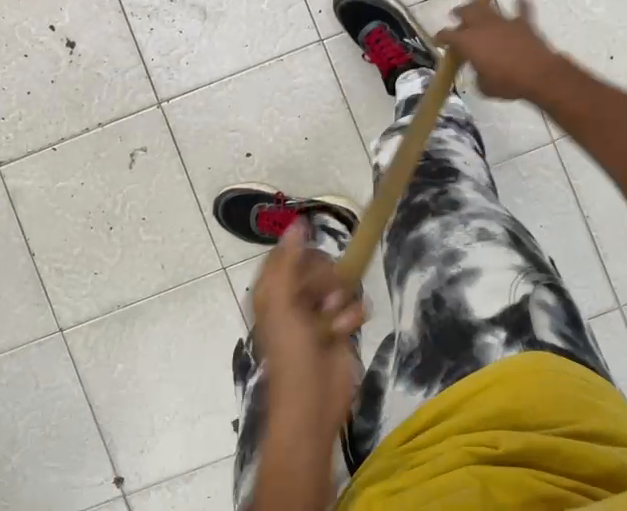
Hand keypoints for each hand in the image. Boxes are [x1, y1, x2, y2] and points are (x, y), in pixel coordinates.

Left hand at [252, 220, 364, 433]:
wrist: (313, 403)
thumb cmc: (291, 353)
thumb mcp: (281, 303)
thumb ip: (288, 261)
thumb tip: (296, 223)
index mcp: (273, 288)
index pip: (289, 252)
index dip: (302, 255)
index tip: (310, 263)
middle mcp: (294, 296)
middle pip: (317, 264)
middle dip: (324, 279)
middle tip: (321, 299)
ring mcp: (319, 311)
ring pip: (339, 282)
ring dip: (340, 300)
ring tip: (332, 322)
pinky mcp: (341, 327)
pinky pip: (354, 304)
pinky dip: (352, 316)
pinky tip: (344, 331)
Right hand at [436, 0, 564, 100]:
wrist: (539, 75)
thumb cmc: (507, 83)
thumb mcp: (483, 86)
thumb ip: (477, 73)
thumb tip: (479, 68)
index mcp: (467, 41)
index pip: (447, 35)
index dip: (441, 37)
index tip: (438, 40)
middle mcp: (482, 26)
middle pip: (466, 12)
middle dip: (459, 13)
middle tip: (455, 14)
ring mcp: (503, 22)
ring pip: (487, 7)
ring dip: (481, 6)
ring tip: (477, 6)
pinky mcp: (523, 24)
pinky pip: (521, 10)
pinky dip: (520, 5)